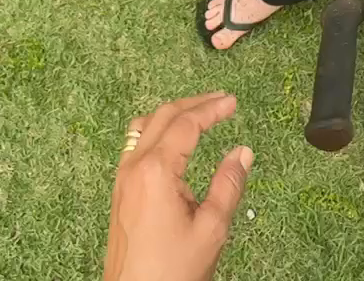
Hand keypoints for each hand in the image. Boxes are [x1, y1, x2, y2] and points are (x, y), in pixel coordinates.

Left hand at [103, 92, 253, 280]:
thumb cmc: (173, 271)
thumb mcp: (210, 230)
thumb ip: (228, 186)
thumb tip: (243, 152)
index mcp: (156, 169)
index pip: (186, 124)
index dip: (212, 109)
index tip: (233, 102)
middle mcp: (135, 165)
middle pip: (164, 115)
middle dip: (194, 103)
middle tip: (221, 100)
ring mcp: (123, 176)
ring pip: (146, 126)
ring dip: (173, 113)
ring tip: (199, 113)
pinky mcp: (120, 190)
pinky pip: (137, 143)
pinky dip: (158, 129)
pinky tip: (172, 140)